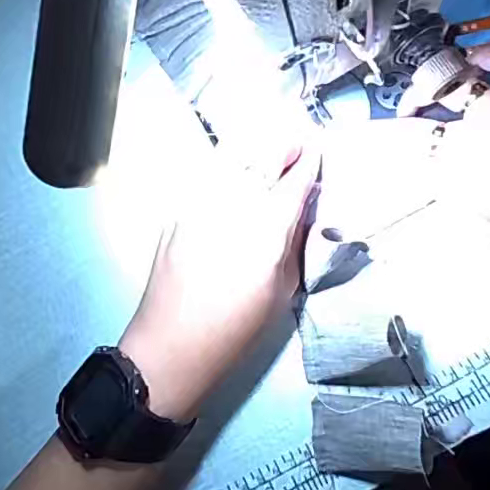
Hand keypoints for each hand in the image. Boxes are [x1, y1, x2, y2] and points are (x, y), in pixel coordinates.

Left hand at [119, 144, 318, 418]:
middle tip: (297, 145)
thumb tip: (303, 209)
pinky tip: (238, 172)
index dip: (309, 162)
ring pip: (234, 154)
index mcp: (267, 230)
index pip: (295, 180)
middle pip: (263, 154)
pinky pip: (210, 172)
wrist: (172, 345)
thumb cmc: (238, 328)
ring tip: (269, 152)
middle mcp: (234, 206)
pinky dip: (230, 164)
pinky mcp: (179, 209)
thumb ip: (295, 241)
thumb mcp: (284, 289)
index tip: (317, 152)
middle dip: (284, 144)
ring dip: (257, 148)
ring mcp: (201, 203)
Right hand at [424, 46, 489, 277]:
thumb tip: (448, 182)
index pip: (425, 161)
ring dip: (439, 95)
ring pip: (461, 89)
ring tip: (427, 102)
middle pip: (438, 122)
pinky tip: (472, 62)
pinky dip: (486, 53)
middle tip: (421, 141)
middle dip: (423, 133)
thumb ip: (470, 207)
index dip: (413, 161)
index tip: (411, 164)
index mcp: (483, 183)